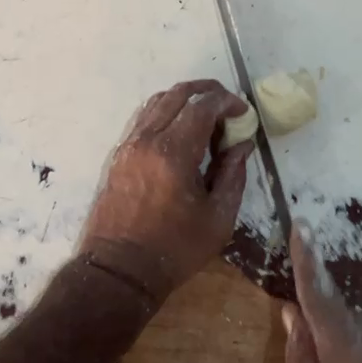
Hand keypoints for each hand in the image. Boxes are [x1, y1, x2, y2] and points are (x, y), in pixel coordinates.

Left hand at [78, 78, 253, 300]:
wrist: (119, 271)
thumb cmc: (174, 250)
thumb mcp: (218, 220)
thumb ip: (233, 175)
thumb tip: (242, 145)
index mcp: (174, 153)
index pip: (202, 107)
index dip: (226, 102)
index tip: (242, 111)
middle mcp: (148, 139)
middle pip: (177, 94)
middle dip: (206, 91)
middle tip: (226, 103)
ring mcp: (129, 144)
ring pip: (157, 102)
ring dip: (183, 99)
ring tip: (205, 114)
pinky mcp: (119, 154)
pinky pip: (143, 118)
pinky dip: (164, 112)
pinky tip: (179, 130)